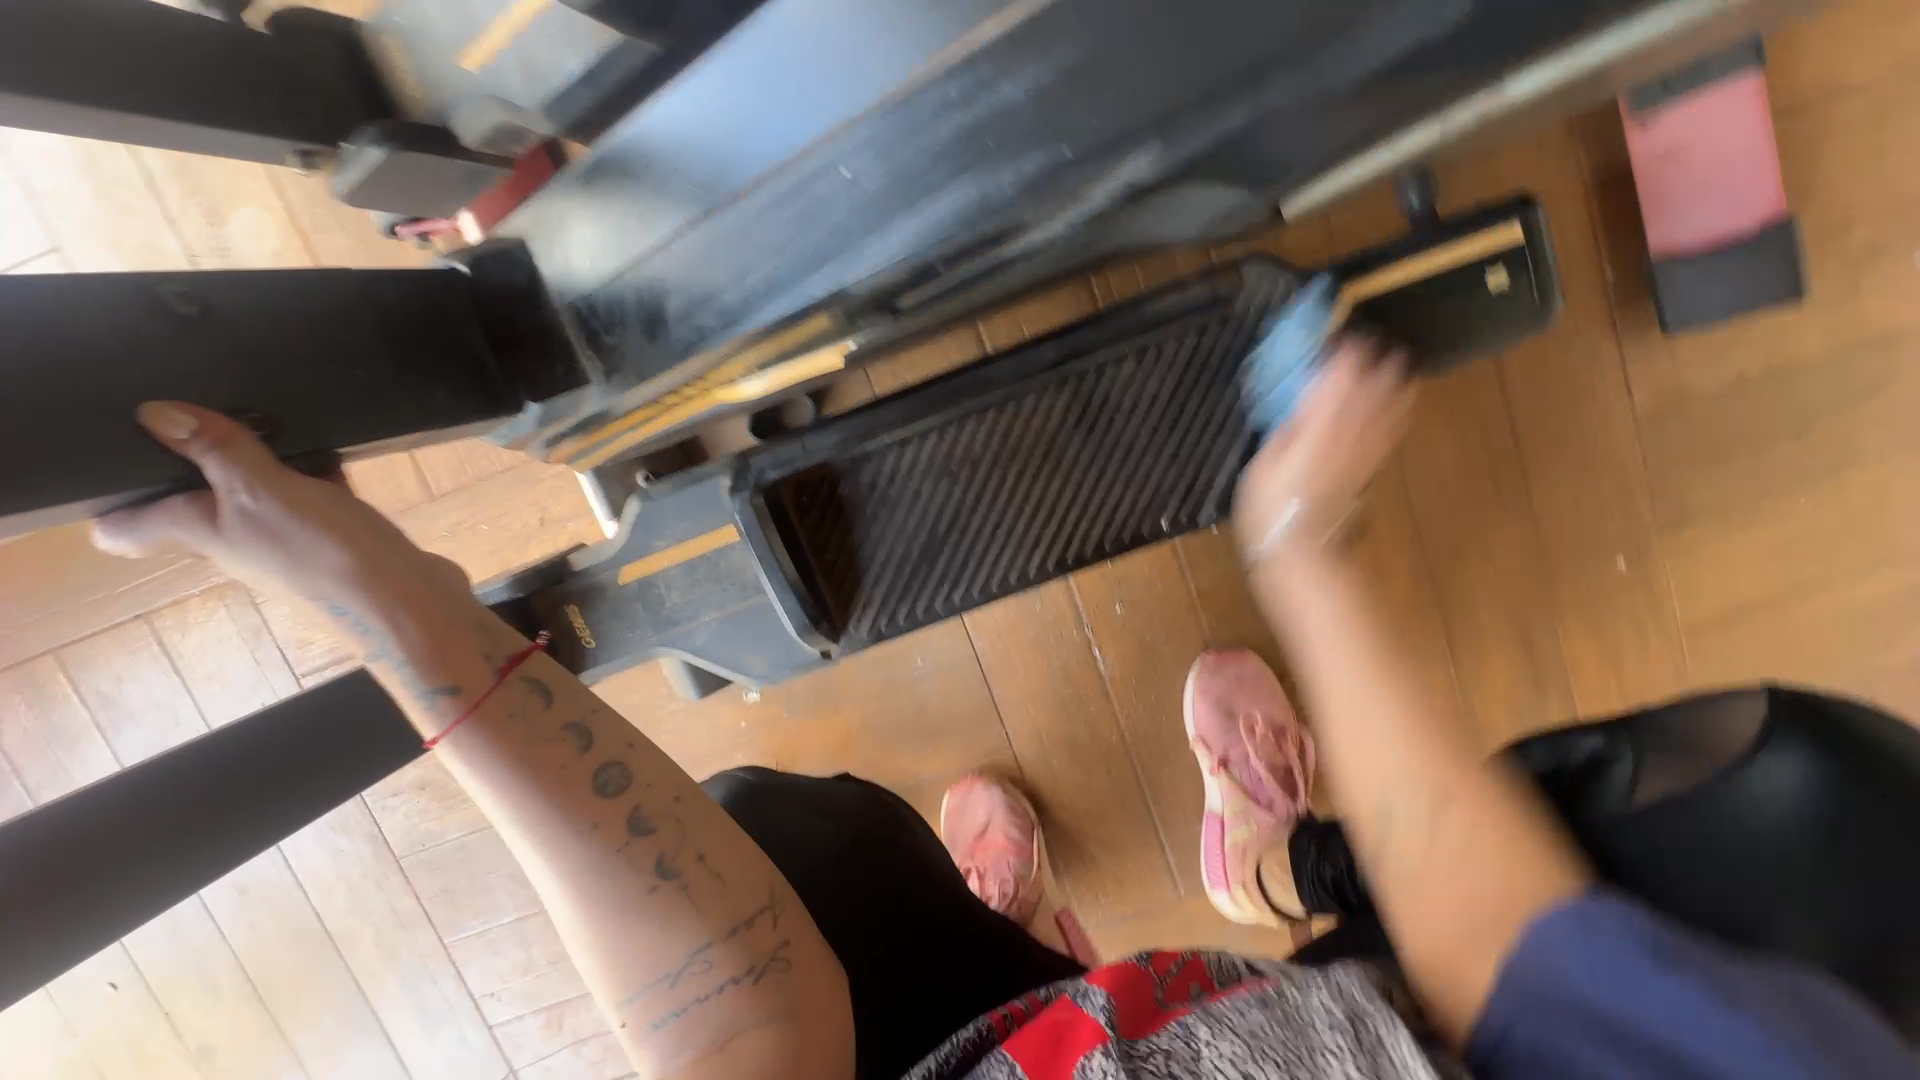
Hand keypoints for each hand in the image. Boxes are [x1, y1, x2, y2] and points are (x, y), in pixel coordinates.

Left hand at [91, 402, 475, 651]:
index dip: (113, 501)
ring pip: (262, 502)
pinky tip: (339, 458)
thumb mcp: (265, 489)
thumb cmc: (323, 548)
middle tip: (208, 418)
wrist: (406, 600)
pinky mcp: (341, 547)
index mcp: (202, 534)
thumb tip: (153, 412)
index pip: (128, 530)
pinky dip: (319, 482)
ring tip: (280, 425)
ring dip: (268, 471)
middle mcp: (239, 546)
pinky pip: (315, 505)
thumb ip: (218, 451)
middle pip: (200, 507)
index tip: (114, 463)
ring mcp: (292, 549)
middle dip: (202, 467)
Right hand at [1234, 335, 1415, 564]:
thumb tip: (1301, 396)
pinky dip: (1397, 408)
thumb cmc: (1270, 505)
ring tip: (1396, 362)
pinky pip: (1392, 428)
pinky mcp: (1371, 466)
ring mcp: (1366, 448)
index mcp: (1321, 423)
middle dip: (1377, 359)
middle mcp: (1351, 429)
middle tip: (1374, 341)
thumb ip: (1287, 424)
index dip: (1346, 350)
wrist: (1301, 549)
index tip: (1341, 332)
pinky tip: (1400, 401)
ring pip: (1391, 404)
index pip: (1343, 373)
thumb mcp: (1264, 459)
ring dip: (1395, 380)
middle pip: (1376, 385)